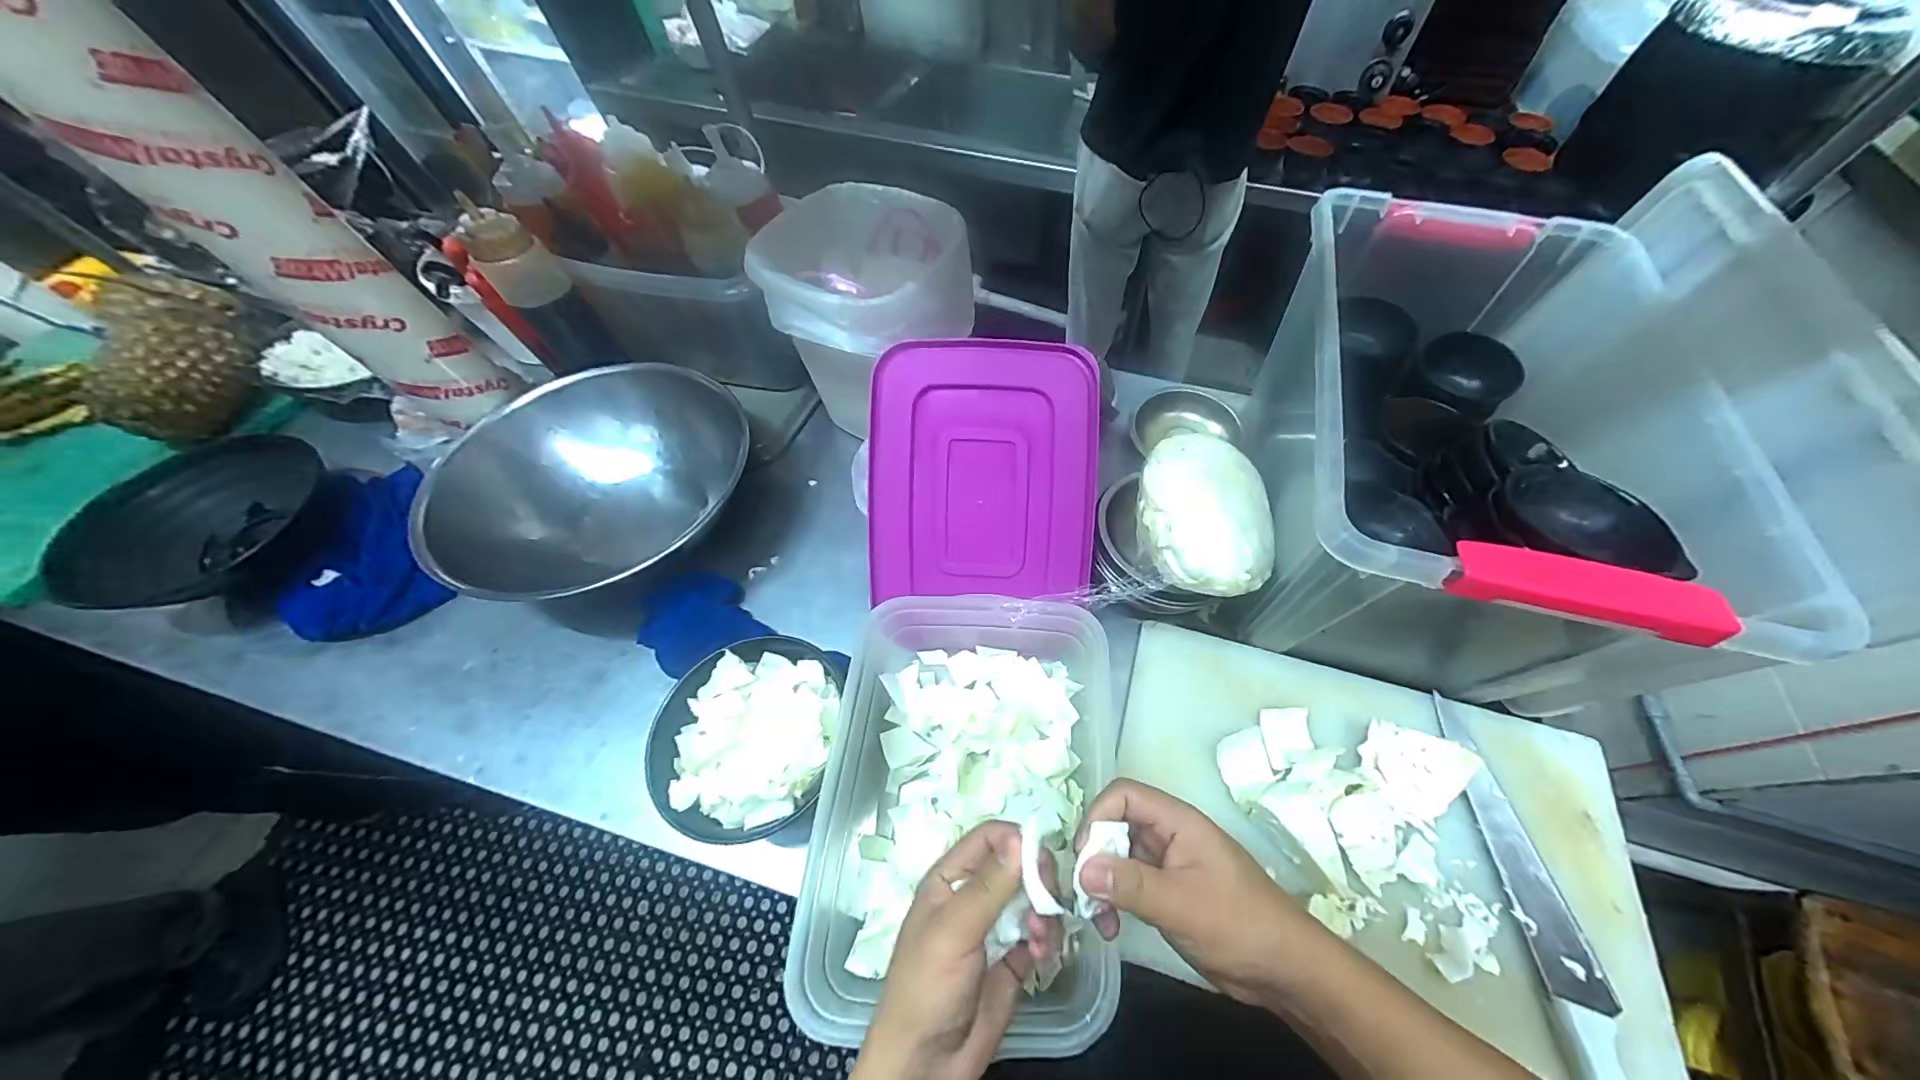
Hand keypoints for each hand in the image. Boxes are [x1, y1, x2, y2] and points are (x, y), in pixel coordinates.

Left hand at [853, 822, 1062, 1079]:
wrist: (927, 1064)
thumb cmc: (926, 987)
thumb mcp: (953, 930)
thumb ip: (989, 886)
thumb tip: (1021, 837)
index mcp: (950, 878)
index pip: (989, 838)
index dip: (1018, 841)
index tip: (1044, 859)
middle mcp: (973, 896)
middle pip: (1018, 866)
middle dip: (1039, 880)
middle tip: (1049, 902)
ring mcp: (994, 928)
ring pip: (1033, 900)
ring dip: (1045, 914)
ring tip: (1041, 940)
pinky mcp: (1012, 959)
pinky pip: (1039, 935)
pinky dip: (1047, 941)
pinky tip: (1042, 957)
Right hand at [1074, 779, 1315, 1004]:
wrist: (1287, 971)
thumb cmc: (1240, 926)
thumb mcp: (1181, 905)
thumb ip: (1130, 885)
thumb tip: (1081, 869)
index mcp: (1178, 822)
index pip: (1124, 795)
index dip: (1098, 816)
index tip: (1085, 856)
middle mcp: (1170, 835)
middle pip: (1116, 824)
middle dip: (1095, 855)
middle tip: (1083, 892)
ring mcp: (1168, 864)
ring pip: (1119, 856)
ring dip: (1101, 882)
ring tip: (1096, 917)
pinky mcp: (1167, 891)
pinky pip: (1128, 883)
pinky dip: (1114, 899)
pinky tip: (1110, 927)